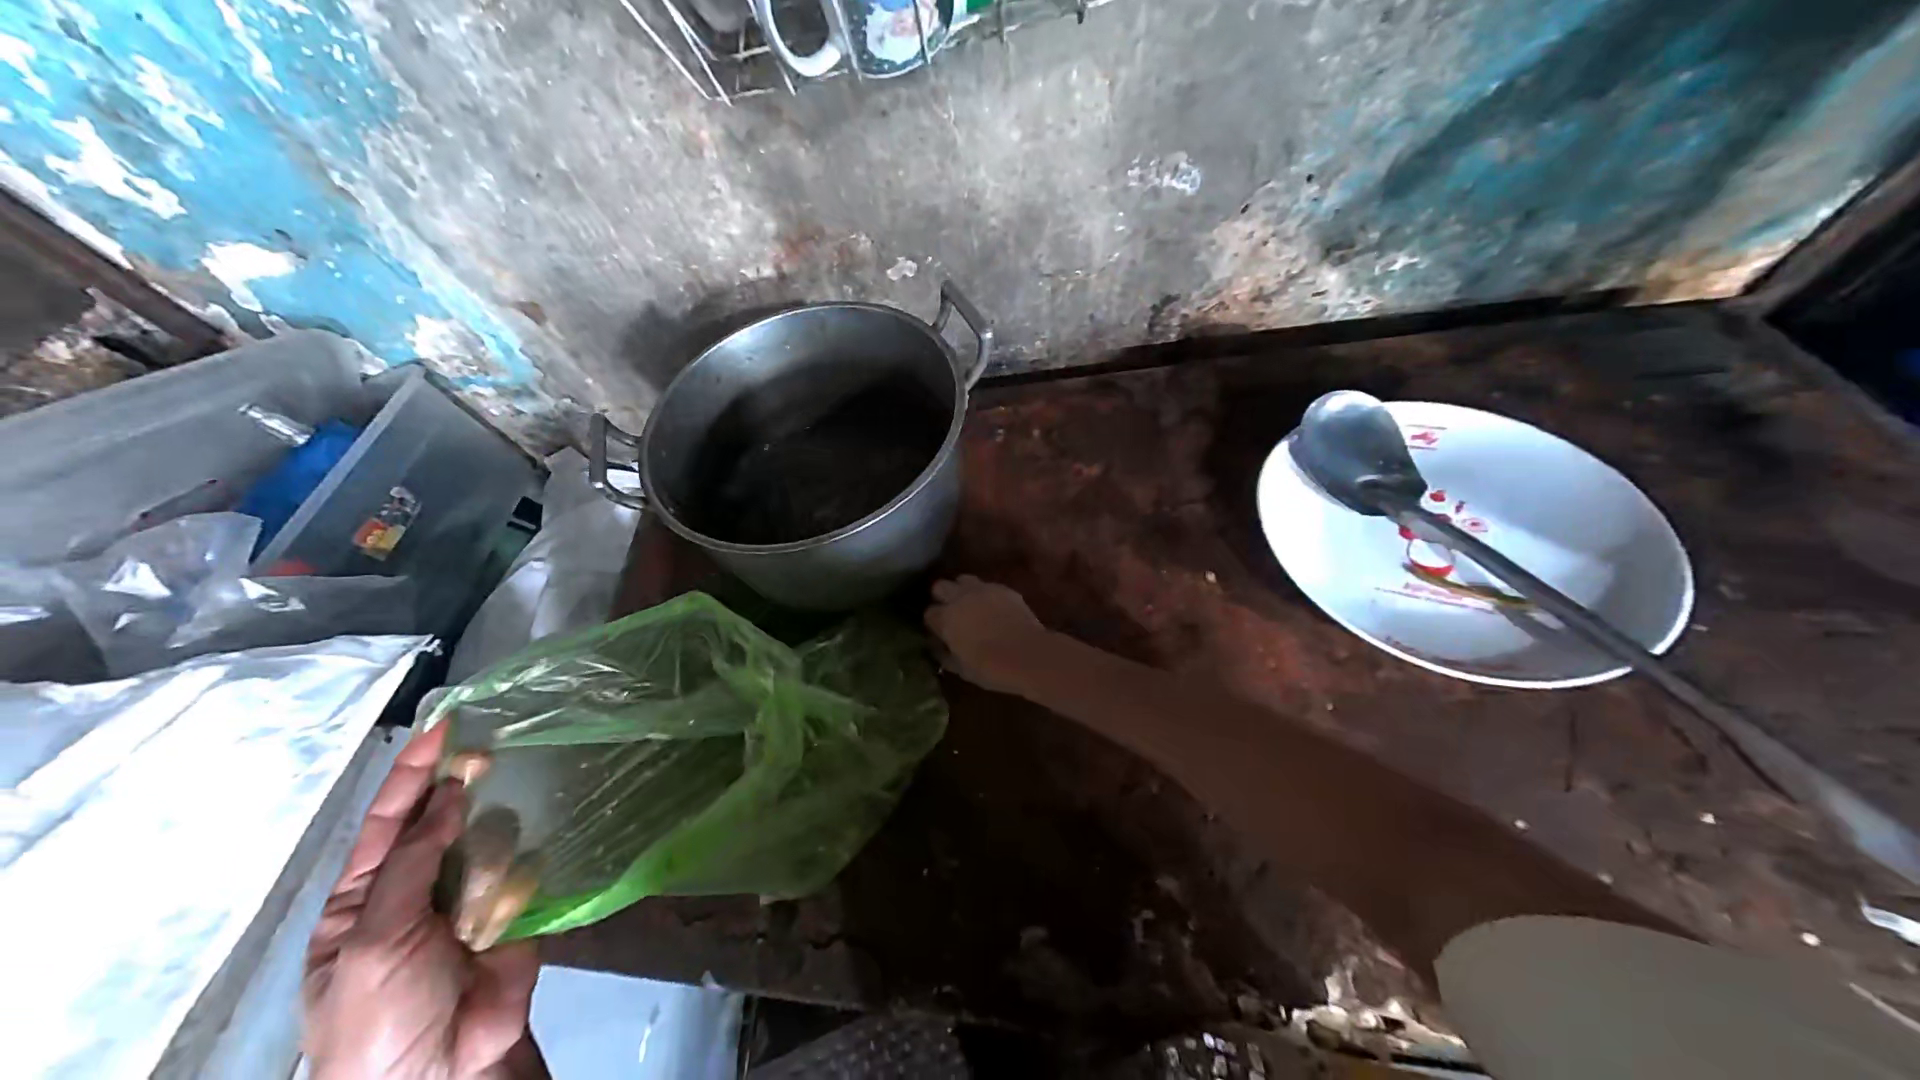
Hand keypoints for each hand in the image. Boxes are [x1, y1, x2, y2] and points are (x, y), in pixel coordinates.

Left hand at [304, 722, 542, 1079]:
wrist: (444, 1074)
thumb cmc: (381, 1012)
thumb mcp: (375, 939)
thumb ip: (413, 862)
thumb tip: (448, 794)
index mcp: (368, 896)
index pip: (390, 820)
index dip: (412, 772)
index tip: (441, 726)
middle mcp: (422, 887)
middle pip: (446, 821)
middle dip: (462, 790)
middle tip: (488, 756)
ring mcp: (472, 898)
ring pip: (492, 841)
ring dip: (491, 850)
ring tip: (477, 899)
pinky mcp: (518, 910)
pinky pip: (527, 872)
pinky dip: (523, 875)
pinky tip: (513, 895)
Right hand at [924, 575, 1053, 695]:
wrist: (1028, 655)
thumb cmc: (990, 667)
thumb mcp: (961, 669)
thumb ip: (945, 655)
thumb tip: (939, 649)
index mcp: (946, 617)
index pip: (929, 613)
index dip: (933, 623)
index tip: (940, 632)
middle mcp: (960, 597)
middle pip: (940, 586)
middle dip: (942, 597)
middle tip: (951, 613)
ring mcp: (983, 589)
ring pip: (964, 580)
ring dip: (963, 590)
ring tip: (971, 606)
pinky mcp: (1004, 589)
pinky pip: (988, 586)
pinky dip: (986, 595)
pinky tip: (994, 609)